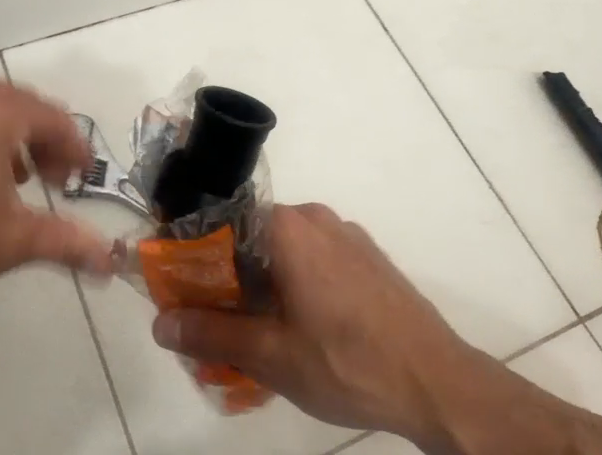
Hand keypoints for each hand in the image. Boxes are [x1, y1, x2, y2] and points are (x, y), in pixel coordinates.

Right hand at [152, 203, 475, 441]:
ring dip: (264, 284)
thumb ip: (212, 333)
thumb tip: (161, 323)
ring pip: (285, 251)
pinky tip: (302, 330)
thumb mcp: (271, 356)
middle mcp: (315, 218)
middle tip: (216, 322)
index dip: (194, 256)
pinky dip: (298, 286)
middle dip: (228, 277)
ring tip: (258, 333)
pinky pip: (317, 261)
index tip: (183, 290)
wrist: (440, 384)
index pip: (219, 222)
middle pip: (251, 237)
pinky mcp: (370, 259)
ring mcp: (347, 236)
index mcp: (286, 226)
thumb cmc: (348, 363)